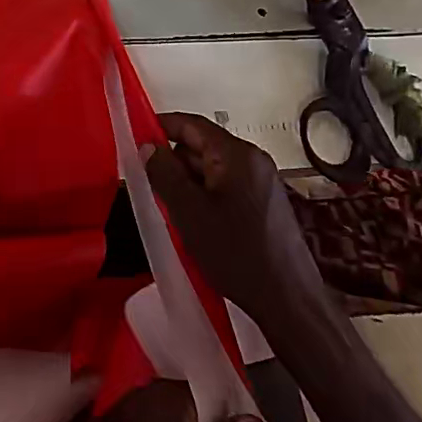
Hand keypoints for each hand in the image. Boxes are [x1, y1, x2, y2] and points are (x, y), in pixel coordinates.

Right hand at [144, 112, 335, 328]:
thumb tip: (148, 147)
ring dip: (188, 183)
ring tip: (172, 212)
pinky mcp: (264, 202)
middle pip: (202, 146)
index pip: (193, 124)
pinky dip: (204, 196)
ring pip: (212, 169)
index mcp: (236, 155)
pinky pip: (225, 187)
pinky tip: (194, 223)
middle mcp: (253, 160)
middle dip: (173, 161)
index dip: (161, 126)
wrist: (285, 297)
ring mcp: (262, 181)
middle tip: (149, 185)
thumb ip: (164, 174)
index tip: (135, 136)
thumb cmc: (235, 252)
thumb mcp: (188, 212)